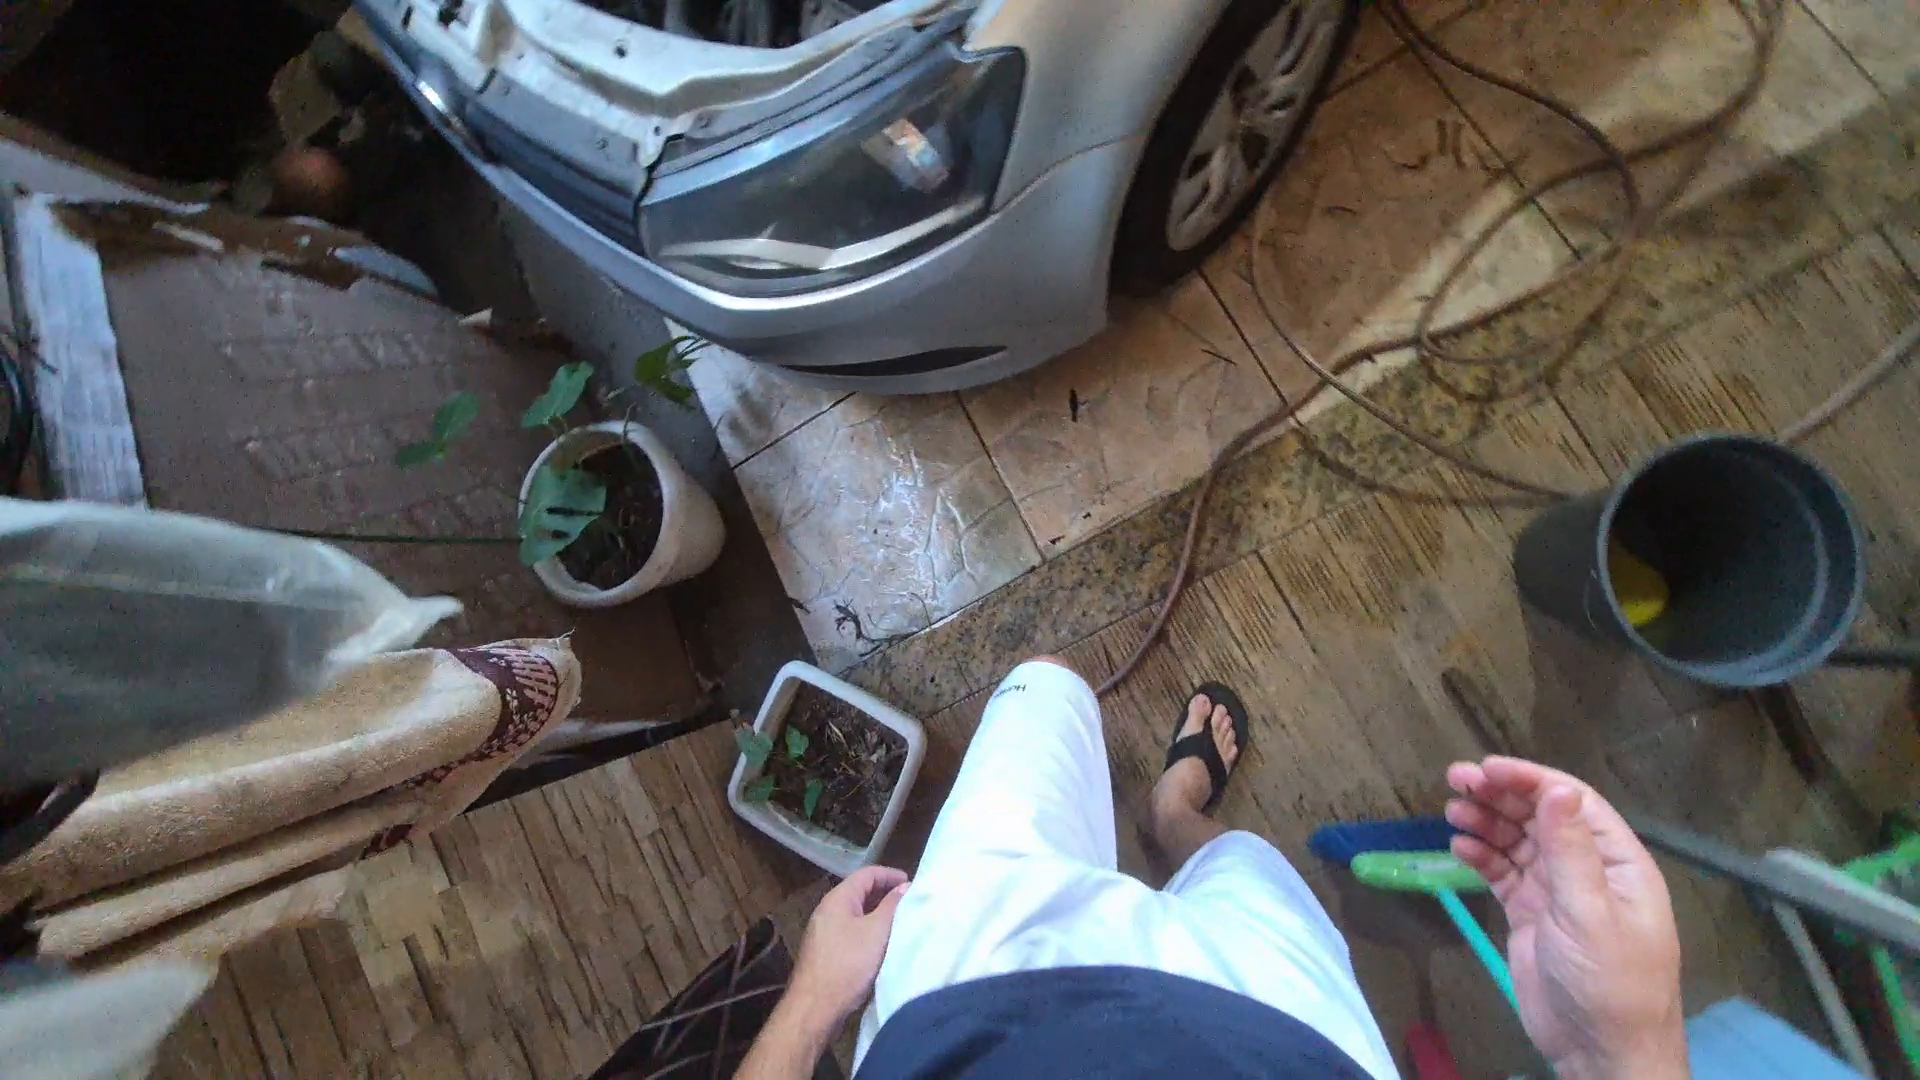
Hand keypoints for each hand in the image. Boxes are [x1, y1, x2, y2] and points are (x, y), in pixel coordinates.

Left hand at [788, 866, 910, 1029]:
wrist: (814, 1010)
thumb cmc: (848, 964)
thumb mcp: (876, 931)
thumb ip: (892, 906)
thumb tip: (905, 886)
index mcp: (838, 899)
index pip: (867, 874)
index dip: (890, 875)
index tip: (911, 884)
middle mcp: (828, 911)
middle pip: (860, 892)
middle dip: (885, 895)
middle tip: (908, 903)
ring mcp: (824, 933)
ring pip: (856, 914)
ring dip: (877, 915)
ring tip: (899, 924)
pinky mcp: (825, 953)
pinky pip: (851, 932)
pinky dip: (868, 932)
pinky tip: (880, 946)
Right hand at [1445, 757, 1688, 1079]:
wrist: (1601, 1053)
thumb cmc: (1608, 982)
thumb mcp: (1590, 913)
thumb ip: (1571, 850)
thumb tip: (1557, 788)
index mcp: (1618, 866)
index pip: (1573, 804)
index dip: (1531, 780)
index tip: (1487, 768)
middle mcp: (1587, 871)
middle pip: (1539, 816)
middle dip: (1499, 795)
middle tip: (1455, 780)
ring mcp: (1556, 892)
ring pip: (1515, 840)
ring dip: (1484, 822)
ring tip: (1452, 814)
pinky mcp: (1530, 912)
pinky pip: (1501, 870)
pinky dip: (1479, 855)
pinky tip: (1460, 849)